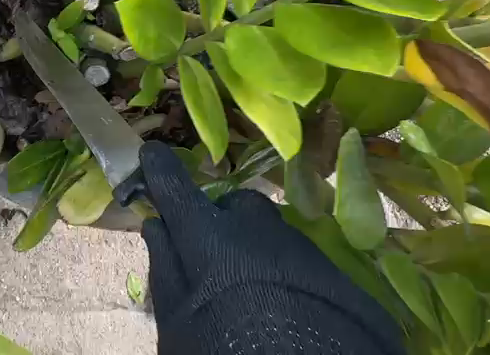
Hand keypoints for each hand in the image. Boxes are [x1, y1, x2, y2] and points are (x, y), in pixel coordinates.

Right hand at [140, 143, 404, 354]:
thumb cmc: (224, 345)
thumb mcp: (177, 321)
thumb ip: (164, 268)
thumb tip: (155, 226)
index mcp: (207, 235)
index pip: (176, 186)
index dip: (161, 168)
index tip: (152, 154)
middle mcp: (253, 227)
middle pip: (236, 206)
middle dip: (226, 220)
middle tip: (222, 255)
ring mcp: (298, 246)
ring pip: (273, 234)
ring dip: (261, 249)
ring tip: (260, 289)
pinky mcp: (336, 272)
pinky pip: (304, 262)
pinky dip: (291, 275)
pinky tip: (291, 305)